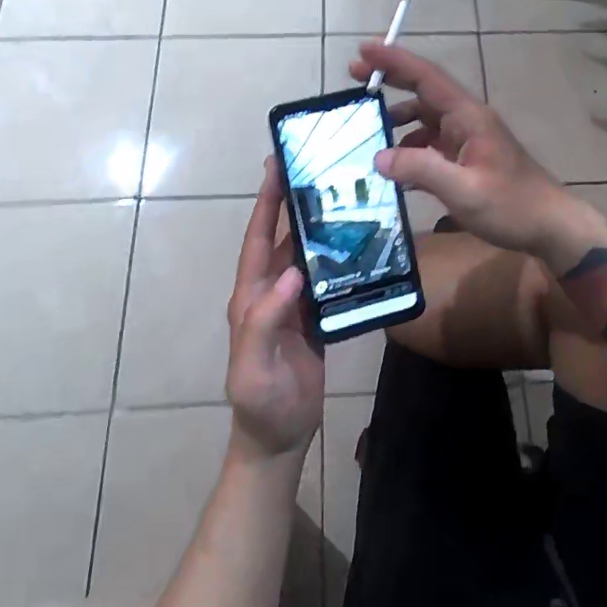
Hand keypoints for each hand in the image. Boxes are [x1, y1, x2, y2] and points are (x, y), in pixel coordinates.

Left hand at [225, 158, 323, 457]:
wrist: (278, 438)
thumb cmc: (260, 402)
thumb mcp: (254, 365)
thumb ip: (264, 320)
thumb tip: (291, 274)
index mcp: (249, 296)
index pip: (257, 240)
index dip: (265, 205)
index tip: (275, 168)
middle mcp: (268, 292)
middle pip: (280, 240)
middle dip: (291, 205)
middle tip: (313, 171)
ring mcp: (291, 306)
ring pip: (304, 258)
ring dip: (317, 230)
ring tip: (342, 199)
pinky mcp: (312, 321)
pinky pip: (324, 284)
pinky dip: (337, 263)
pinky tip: (357, 248)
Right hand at [348, 42, 606, 268]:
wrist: (553, 229)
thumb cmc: (513, 206)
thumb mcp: (464, 190)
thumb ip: (420, 170)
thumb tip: (378, 157)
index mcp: (468, 117)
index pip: (426, 78)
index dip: (395, 61)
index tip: (365, 49)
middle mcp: (465, 120)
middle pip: (423, 89)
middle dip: (390, 78)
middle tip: (354, 72)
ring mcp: (465, 138)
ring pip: (423, 116)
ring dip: (395, 116)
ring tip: (367, 124)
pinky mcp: (464, 157)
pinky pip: (428, 140)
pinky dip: (406, 144)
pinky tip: (392, 163)